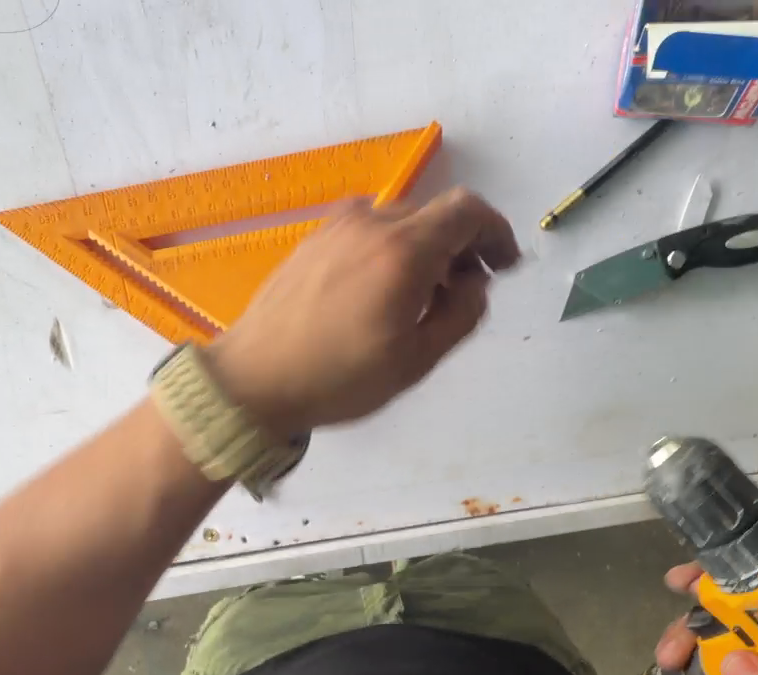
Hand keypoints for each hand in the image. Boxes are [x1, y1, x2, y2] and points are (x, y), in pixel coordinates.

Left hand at [205, 187, 520, 435]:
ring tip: (421, 301)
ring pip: (400, 224)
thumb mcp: (415, 361)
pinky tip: (381, 295)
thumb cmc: (339, 379)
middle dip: (461, 249)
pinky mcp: (314, 240)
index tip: (504, 265)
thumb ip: (460, 315)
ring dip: (425, 252)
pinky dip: (391, 252)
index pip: (466, 211)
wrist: (254, 379)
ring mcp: (336, 228)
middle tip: (464, 294)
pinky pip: (368, 233)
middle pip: (434, 217)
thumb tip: (474, 283)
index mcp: (403, 251)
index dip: (496, 232)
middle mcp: (371, 223)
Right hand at [655, 563, 757, 674]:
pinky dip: (676, 644)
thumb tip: (738, 661)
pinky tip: (666, 660)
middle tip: (679, 583)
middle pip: (743, 591)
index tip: (730, 566)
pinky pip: (694, 641)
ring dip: (684, 627)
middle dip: (706, 584)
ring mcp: (750, 642)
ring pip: (711, 616)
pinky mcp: (722, 657)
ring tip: (668, 657)